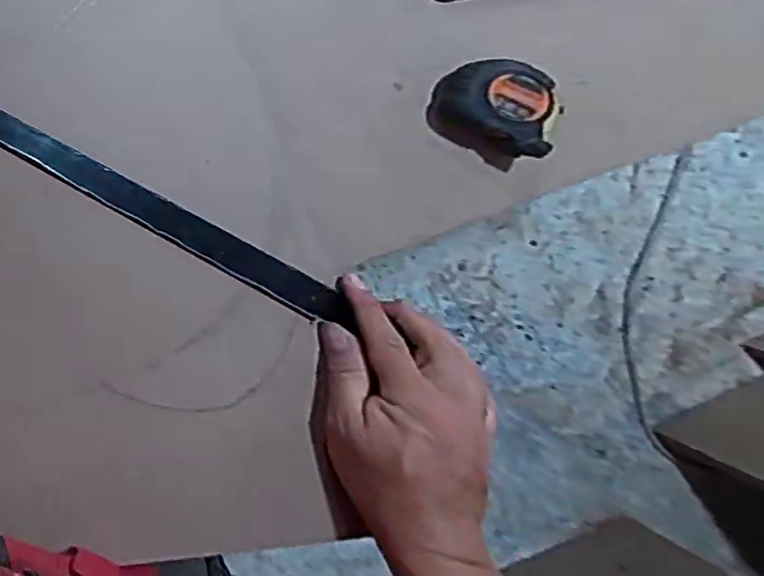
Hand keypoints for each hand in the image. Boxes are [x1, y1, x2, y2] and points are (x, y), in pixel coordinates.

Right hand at [316, 275, 498, 575]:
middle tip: (372, 303)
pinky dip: (451, 356)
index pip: (386, 336)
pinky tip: (435, 357)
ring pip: (460, 356)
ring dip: (428, 332)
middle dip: (402, 314)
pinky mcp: (481, 430)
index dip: (365, 305)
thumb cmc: (378, 480)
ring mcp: (474, 416)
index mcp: (416, 396)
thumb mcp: (344, 424)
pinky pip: (473, 379)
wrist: (431, 536)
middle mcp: (454, 399)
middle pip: (434, 339)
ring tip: (399, 323)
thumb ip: (343, 371)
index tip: (350, 282)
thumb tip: (337, 329)